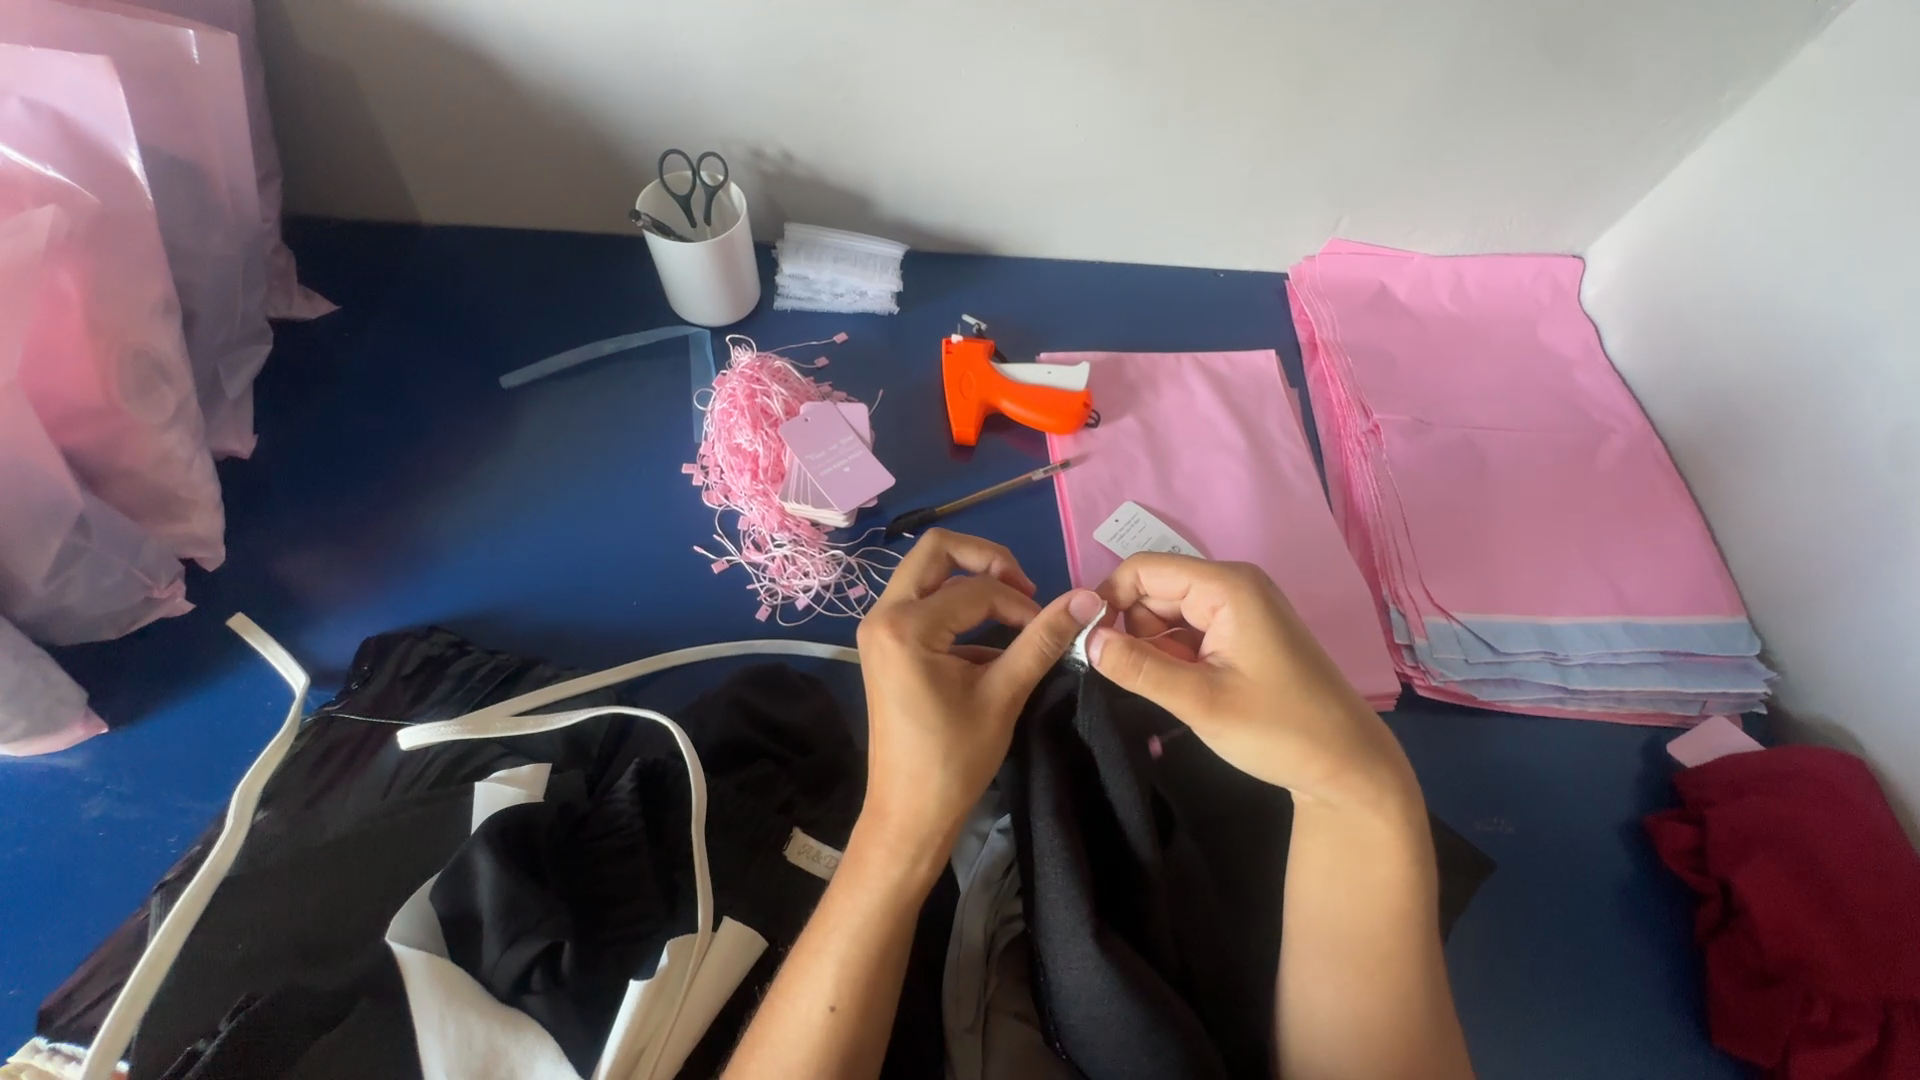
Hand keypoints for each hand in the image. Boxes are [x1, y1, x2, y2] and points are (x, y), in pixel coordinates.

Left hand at [857, 530, 1100, 861]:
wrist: (909, 814)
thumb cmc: (953, 759)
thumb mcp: (1003, 694)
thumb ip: (1043, 640)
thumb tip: (1088, 599)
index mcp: (905, 625)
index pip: (977, 590)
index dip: (1021, 603)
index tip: (1048, 629)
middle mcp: (882, 614)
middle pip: (937, 551)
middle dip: (987, 560)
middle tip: (1024, 587)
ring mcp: (878, 628)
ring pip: (927, 573)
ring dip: (971, 581)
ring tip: (1013, 612)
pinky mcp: (884, 644)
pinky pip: (922, 603)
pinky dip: (956, 607)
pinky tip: (988, 642)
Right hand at [1091, 554, 1416, 810]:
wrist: (1347, 768)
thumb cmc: (1279, 730)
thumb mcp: (1199, 702)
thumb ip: (1138, 668)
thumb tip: (1087, 640)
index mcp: (1226, 586)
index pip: (1143, 568)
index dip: (1110, 599)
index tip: (1092, 644)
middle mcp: (1231, 586)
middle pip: (1153, 590)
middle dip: (1134, 629)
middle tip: (1138, 679)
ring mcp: (1238, 609)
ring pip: (1166, 613)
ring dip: (1154, 647)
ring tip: (1174, 689)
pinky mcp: (1240, 633)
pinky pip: (1187, 630)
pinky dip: (1173, 655)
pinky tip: (1186, 687)